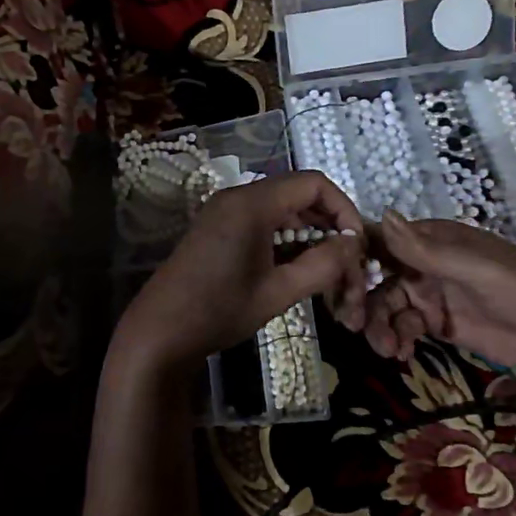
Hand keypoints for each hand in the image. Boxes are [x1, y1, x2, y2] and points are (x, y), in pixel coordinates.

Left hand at [113, 171, 367, 373]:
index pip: (314, 184)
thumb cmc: (219, 311)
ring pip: (279, 210)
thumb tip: (352, 245)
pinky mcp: (214, 229)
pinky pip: (259, 222)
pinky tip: (294, 269)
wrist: (160, 331)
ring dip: (306, 235)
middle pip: (297, 195)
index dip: (344, 209)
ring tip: (325, 271)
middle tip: (346, 262)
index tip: (355, 244)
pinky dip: (282, 239)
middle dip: (327, 225)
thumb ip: (322, 265)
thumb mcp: (278, 292)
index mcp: (251, 204)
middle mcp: (236, 198)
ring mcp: (221, 212)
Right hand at [362, 211, 515, 370]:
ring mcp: (430, 294)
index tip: (337, 283)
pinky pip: (402, 327)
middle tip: (354, 324)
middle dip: (364, 301)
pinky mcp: (436, 323)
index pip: (383, 241)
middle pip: (378, 278)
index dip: (357, 260)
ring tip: (386, 348)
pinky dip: (395, 339)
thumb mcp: (476, 270)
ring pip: (386, 306)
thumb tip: (381, 216)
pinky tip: (399, 353)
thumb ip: (426, 251)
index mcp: (434, 240)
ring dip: (379, 325)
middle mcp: (425, 264)